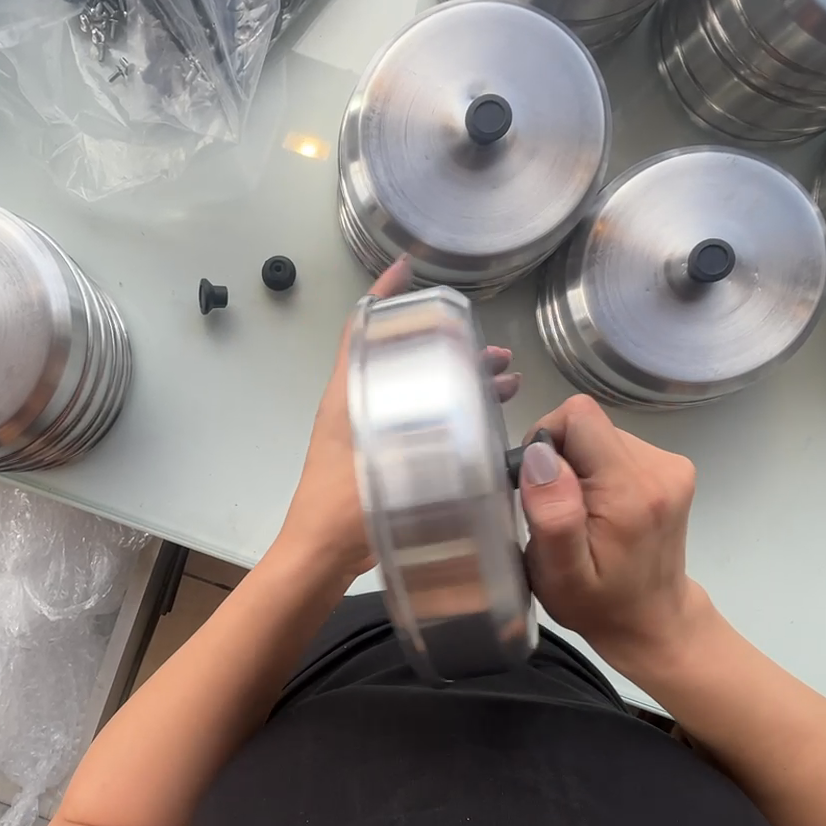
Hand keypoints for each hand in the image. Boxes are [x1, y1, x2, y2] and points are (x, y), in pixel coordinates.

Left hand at [275, 258, 521, 582]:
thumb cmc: (342, 506)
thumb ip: (403, 422)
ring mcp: (368, 433)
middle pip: (403, 358)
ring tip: (504, 379)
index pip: (362, 328)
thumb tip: (445, 386)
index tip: (410, 269)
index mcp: (348, 395)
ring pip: (417, 390)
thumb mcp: (374, 455)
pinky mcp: (380, 458)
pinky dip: (450, 412)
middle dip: (448, 345)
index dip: (384, 295)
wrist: (321, 555)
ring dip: (457, 380)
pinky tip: (485, 420)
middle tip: (493, 348)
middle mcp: (357, 406)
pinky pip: (419, 421)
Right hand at [516, 396, 707, 664]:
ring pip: (599, 434)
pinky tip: (598, 508)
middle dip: (560, 458)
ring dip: (578, 467)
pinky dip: (596, 471)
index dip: (546, 441)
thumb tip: (540, 456)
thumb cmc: (597, 603)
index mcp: (631, 489)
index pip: (579, 416)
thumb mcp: (560, 573)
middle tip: (556, 508)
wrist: (653, 620)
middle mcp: (659, 466)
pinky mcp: (670, 468)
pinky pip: (614, 446)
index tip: (538, 485)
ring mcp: (671, 465)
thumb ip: (552, 514)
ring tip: (578, 513)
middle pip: (588, 423)